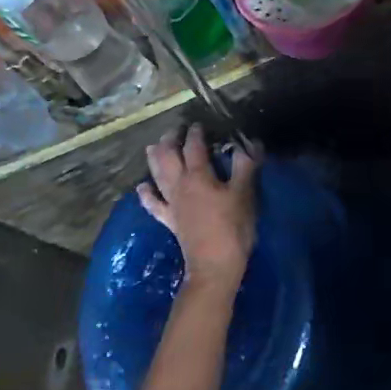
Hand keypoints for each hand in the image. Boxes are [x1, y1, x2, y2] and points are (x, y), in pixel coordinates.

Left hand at [138, 124, 259, 291]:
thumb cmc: (233, 227)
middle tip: (173, 130)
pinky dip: (146, 195)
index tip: (198, 124)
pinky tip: (142, 188)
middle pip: (168, 157)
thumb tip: (248, 143)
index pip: (194, 147)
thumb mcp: (244, 194)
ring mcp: (172, 203)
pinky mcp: (169, 220)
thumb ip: (245, 166)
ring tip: (152, 147)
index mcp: (198, 175)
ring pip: (157, 175)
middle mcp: (180, 185)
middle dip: (169, 141)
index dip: (196, 134)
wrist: (214, 265)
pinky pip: (153, 205)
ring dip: (154, 159)